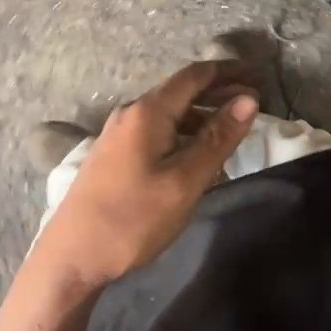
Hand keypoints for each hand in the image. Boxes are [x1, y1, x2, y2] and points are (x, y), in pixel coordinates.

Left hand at [29, 62, 258, 289]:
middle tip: (254, 103)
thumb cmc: (132, 219)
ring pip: (170, 113)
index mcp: (148, 112)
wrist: (70, 259)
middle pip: (182, 91)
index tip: (259, 75)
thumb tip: (248, 100)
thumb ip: (218, 138)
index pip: (195, 75)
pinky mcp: (114, 156)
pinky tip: (198, 157)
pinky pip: (158, 132)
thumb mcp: (184, 181)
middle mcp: (131, 113)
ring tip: (233, 132)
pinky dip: (185, 134)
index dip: (229, 71)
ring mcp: (119, 135)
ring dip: (203, 116)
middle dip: (219, 92)